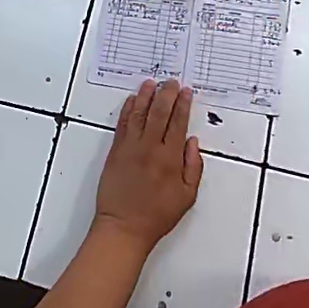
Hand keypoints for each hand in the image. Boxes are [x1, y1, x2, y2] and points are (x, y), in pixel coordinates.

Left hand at [94, 80, 202, 248]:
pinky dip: (128, 110)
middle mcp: (149, 148)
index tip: (186, 92)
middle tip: (171, 82)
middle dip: (166, 94)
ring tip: (151, 83)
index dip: (183, 105)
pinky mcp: (115, 151)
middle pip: (159, 113)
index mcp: (170, 159)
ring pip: (139, 114)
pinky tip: (132, 101)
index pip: (178, 123)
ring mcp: (130, 148)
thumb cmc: (157, 215)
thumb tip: (192, 141)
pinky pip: (123, 124)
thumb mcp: (187, 196)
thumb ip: (193, 166)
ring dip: (146, 97)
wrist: (123, 225)